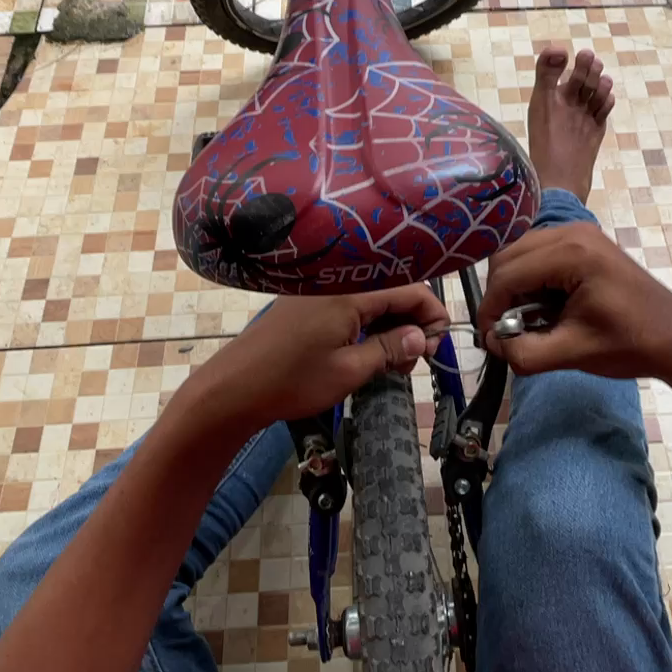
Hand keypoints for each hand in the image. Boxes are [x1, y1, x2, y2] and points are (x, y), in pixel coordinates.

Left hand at [177, 286, 449, 432]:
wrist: (233, 388)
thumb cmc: (292, 382)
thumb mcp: (349, 371)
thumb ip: (390, 349)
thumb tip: (421, 336)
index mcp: (350, 293)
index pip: (409, 289)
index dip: (431, 314)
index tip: (437, 344)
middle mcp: (337, 283)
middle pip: (392, 292)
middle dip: (411, 323)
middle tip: (414, 361)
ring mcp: (320, 292)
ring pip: (372, 300)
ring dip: (390, 327)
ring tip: (393, 364)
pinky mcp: (307, 304)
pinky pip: (350, 306)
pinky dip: (367, 326)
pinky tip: (369, 353)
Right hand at [479, 223, 671, 379]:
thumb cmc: (630, 344)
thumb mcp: (573, 353)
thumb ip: (524, 352)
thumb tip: (492, 344)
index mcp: (572, 253)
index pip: (507, 274)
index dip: (490, 309)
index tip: (490, 340)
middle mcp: (572, 231)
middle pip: (507, 257)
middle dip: (499, 296)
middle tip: (505, 332)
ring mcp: (578, 232)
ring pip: (518, 253)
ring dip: (513, 287)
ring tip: (524, 322)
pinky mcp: (582, 241)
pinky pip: (536, 254)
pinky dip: (529, 279)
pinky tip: (541, 307)